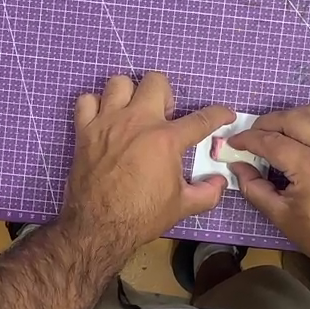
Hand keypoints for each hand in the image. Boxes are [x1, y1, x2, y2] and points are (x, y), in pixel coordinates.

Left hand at [64, 73, 232, 257]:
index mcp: (166, 139)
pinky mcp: (84, 130)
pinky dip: (94, 106)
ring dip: (129, 94)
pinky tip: (103, 120)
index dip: (219, 114)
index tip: (225, 115)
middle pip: (156, 81)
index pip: (201, 119)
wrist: (98, 227)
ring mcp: (108, 122)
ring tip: (132, 114)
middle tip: (164, 117)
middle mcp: (138, 121)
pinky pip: (86, 101)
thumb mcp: (182, 207)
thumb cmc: (142, 216)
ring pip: (119, 83)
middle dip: (166, 95)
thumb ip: (207, 192)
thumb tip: (219, 182)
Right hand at [225, 105, 309, 276]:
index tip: (234, 142)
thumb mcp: (280, 216)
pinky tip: (303, 134)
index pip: (271, 141)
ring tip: (278, 131)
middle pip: (292, 118)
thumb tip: (238, 165)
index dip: (247, 140)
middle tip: (252, 135)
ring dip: (292, 116)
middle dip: (266, 123)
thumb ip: (253, 187)